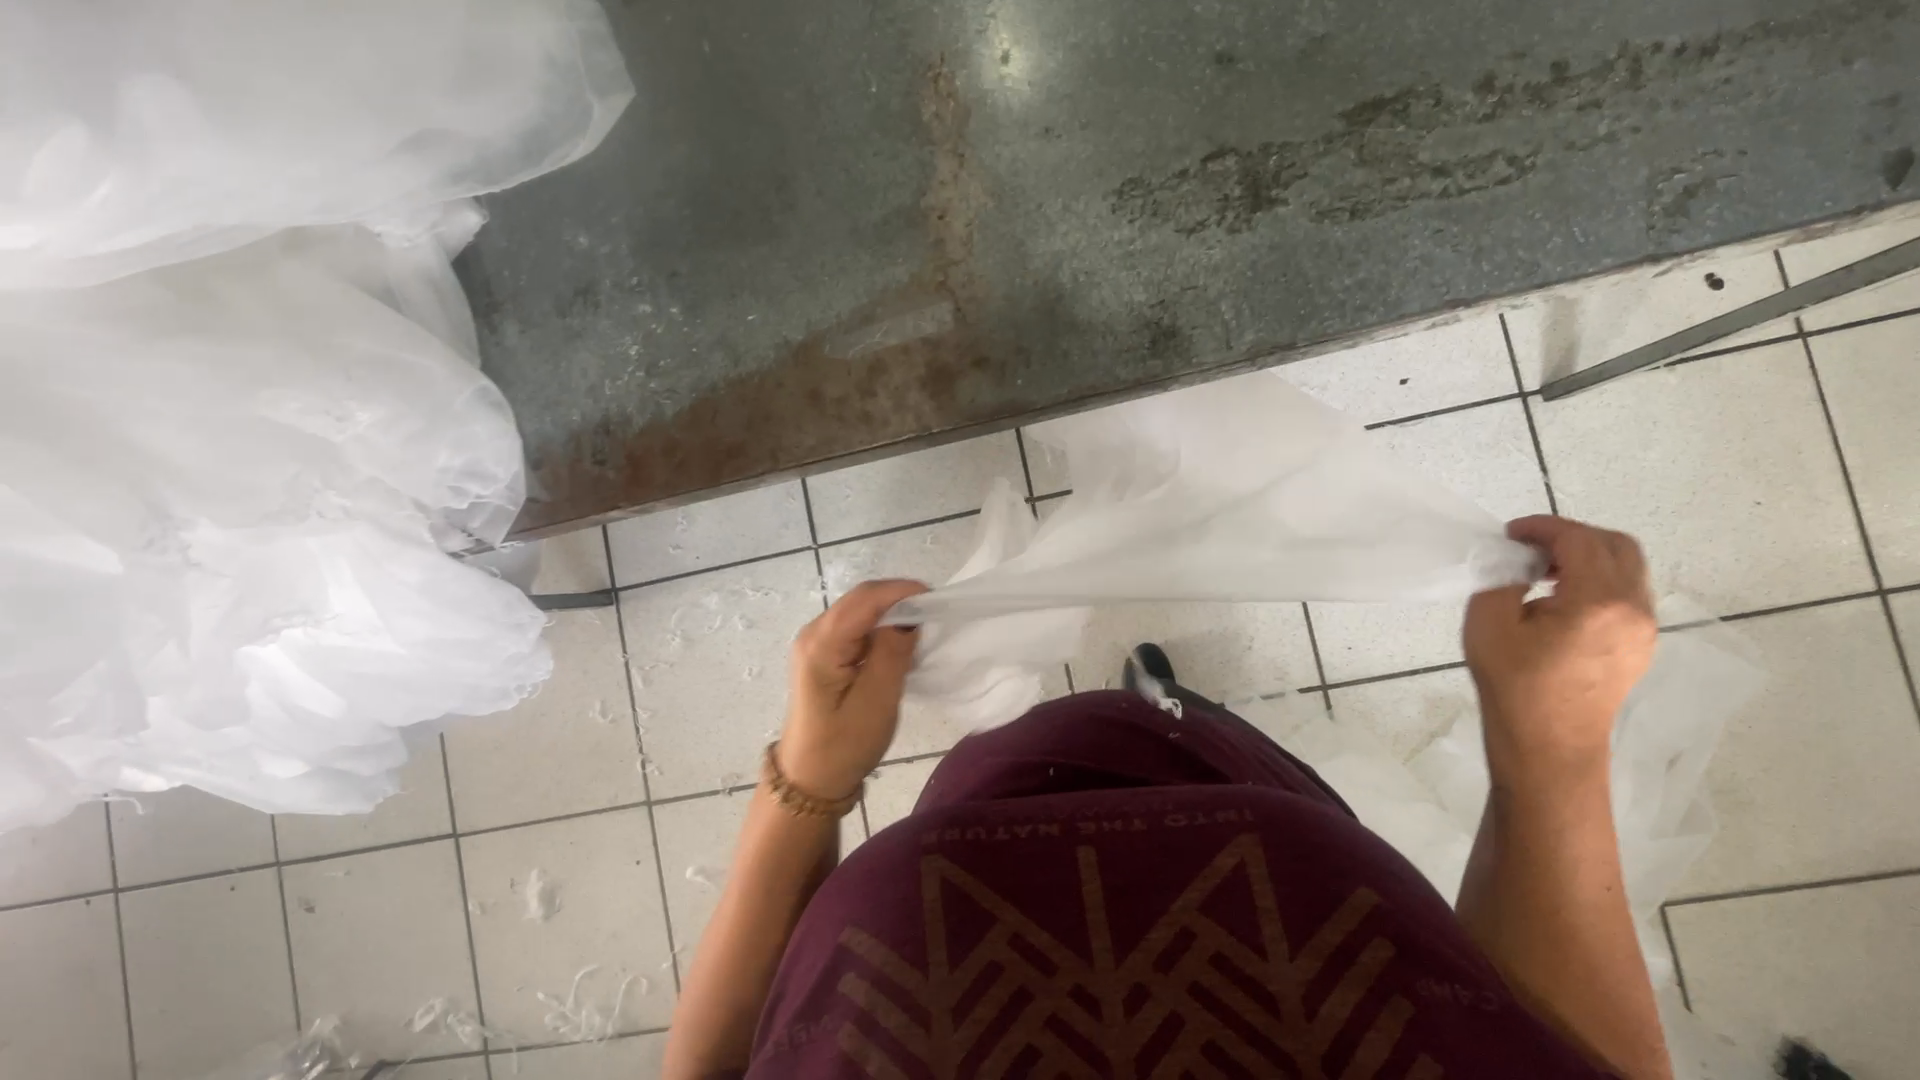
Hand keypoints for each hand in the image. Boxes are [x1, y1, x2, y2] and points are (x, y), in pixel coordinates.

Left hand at [777, 579, 928, 798]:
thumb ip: (893, 651)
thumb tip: (909, 617)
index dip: (902, 592)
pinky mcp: (823, 654)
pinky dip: (880, 628)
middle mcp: (813, 633)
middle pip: (861, 599)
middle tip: (934, 616)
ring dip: (891, 614)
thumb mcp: (877, 700)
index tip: (937, 602)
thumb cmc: (843, 745)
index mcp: (821, 643)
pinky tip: (898, 645)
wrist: (810, 779)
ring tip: (922, 629)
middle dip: (899, 600)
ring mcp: (815, 643)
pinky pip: (856, 627)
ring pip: (860, 611)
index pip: (866, 599)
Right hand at [1463, 516, 1656, 777]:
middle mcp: (1634, 608)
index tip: (1510, 533)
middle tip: (1531, 548)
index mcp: (1597, 600)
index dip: (1543, 527)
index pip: (1578, 540)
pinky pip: (1627, 595)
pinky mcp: (1641, 645)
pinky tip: (1561, 600)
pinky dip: (1597, 582)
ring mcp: (1644, 629)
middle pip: (1617, 546)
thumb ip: (1502, 579)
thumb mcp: (1488, 623)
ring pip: (1627, 570)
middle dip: (1572, 536)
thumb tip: (1517, 562)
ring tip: (1544, 572)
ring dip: (1587, 559)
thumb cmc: (1514, 684)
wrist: (1549, 743)